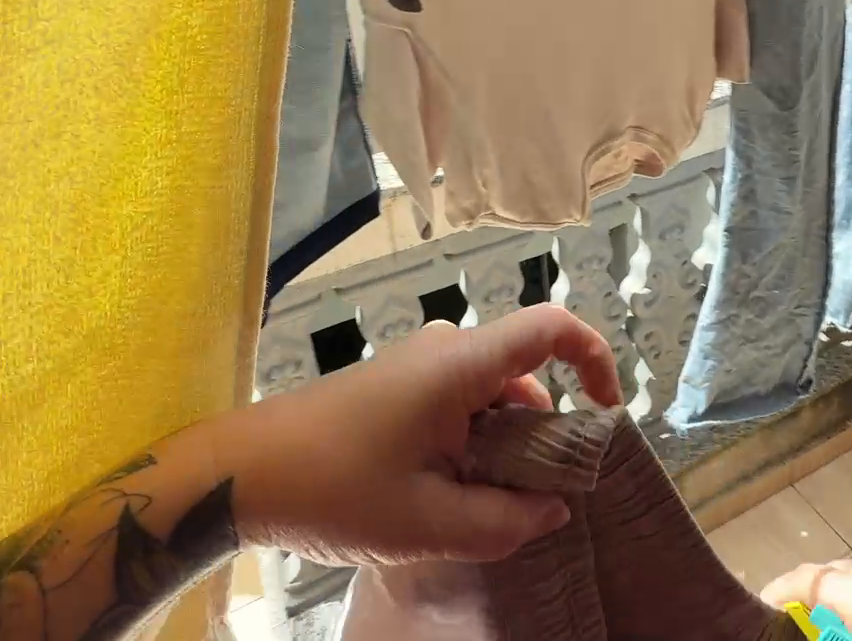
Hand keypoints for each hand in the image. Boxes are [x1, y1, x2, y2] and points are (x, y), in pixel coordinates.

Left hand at [229, 305, 621, 565]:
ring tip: (480, 509)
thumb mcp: (426, 522)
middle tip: (532, 502)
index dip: (594, 357)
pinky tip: (449, 493)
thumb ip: (504, 520)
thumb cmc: (335, 488)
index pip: (551, 328)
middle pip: (526, 376)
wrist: (244, 469)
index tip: (607, 412)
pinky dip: (474, 444)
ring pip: (493, 397)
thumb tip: (554, 508)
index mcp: (461, 364)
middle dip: (543, 436)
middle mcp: (448, 349)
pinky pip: (462, 403)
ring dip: (504, 448)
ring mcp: (422, 364)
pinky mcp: (403, 383)